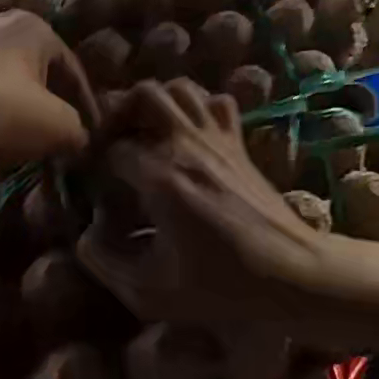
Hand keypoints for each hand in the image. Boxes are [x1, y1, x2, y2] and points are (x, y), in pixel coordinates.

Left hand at [0, 11, 96, 179]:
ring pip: (12, 89)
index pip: (74, 71)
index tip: (92, 138)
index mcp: (34, 28)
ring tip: (29, 150)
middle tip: (63, 144)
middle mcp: (0, 27)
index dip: (88, 108)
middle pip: (42, 77)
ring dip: (24, 119)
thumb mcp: (56, 126)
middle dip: (54, 112)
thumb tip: (79, 138)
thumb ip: (79, 130)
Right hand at [78, 80, 326, 327]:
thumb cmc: (222, 285)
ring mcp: (218, 138)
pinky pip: (216, 101)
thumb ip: (104, 260)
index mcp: (161, 176)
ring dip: (155, 102)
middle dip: (118, 113)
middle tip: (109, 142)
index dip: (91, 162)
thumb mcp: (150, 290)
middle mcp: (188, 144)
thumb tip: (87, 232)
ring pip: (180, 88)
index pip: (110, 148)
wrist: (291, 272)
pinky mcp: (238, 143)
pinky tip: (187, 131)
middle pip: (144, 95)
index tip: (91, 185)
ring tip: (143, 130)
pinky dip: (196, 105)